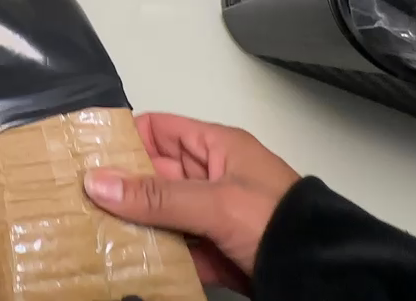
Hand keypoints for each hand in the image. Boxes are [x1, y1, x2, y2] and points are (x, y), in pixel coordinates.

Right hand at [82, 113, 299, 292]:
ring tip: (95, 229)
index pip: (158, 130)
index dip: (125, 138)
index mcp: (216, 147)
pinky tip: (130, 260)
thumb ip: (154, 196)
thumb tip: (94, 182)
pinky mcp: (221, 254)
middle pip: (155, 174)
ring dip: (136, 224)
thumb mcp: (214, 203)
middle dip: (122, 187)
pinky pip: (179, 247)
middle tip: (80, 197)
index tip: (88, 154)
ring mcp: (218, 218)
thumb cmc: (278, 224)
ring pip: (163, 213)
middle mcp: (214, 177)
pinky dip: (158, 254)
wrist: (335, 285)